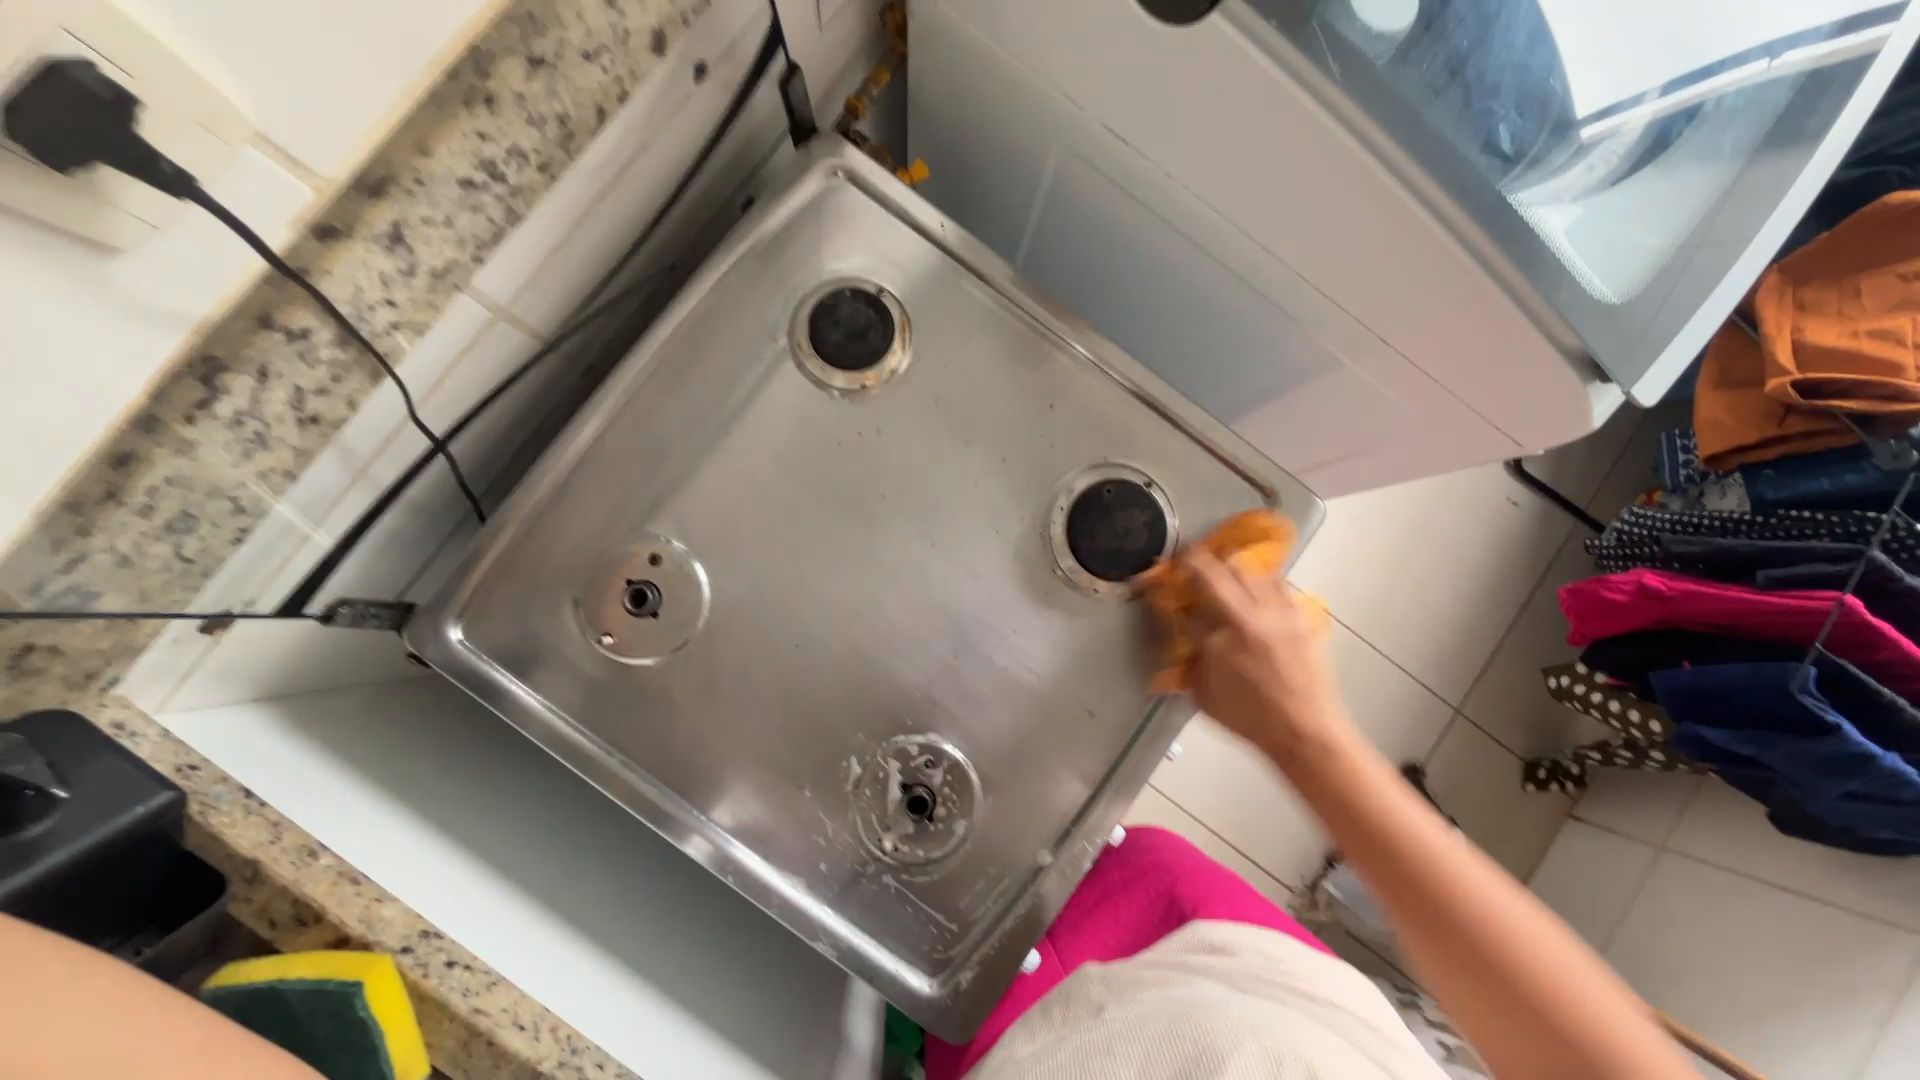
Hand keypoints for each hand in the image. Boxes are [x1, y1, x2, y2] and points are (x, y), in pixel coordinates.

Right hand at [1186, 552, 1351, 761]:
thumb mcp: (1204, 694)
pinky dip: (1265, 582)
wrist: (1305, 730)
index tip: (1168, 576)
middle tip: (1193, 562)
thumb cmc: (1249, 719)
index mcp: (1221, 639)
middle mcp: (1251, 618)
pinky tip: (1259, 593)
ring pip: (1254, 571)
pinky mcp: (1302, 618)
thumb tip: (1187, 635)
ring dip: (1234, 568)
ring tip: (1227, 572)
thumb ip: (1192, 659)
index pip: (1190, 601)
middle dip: (1203, 562)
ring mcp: (1280, 615)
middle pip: (1222, 571)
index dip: (1176, 584)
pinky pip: (1281, 586)